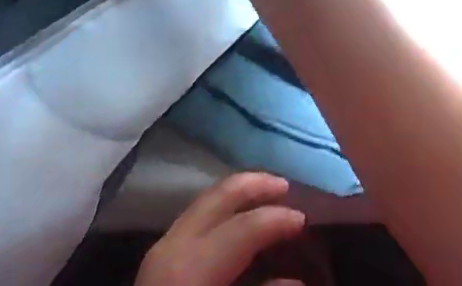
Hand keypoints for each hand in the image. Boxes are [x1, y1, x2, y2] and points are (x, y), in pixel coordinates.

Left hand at [136, 173, 305, 285]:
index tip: (305, 219)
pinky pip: (194, 220)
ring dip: (236, 196)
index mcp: (191, 269)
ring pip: (204, 203)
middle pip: (218, 198)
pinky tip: (236, 222)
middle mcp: (173, 247)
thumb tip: (295, 283)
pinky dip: (219, 213)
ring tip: (265, 196)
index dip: (276, 220)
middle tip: (285, 185)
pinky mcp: (156, 263)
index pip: (243, 227)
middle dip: (253, 186)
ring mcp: (160, 251)